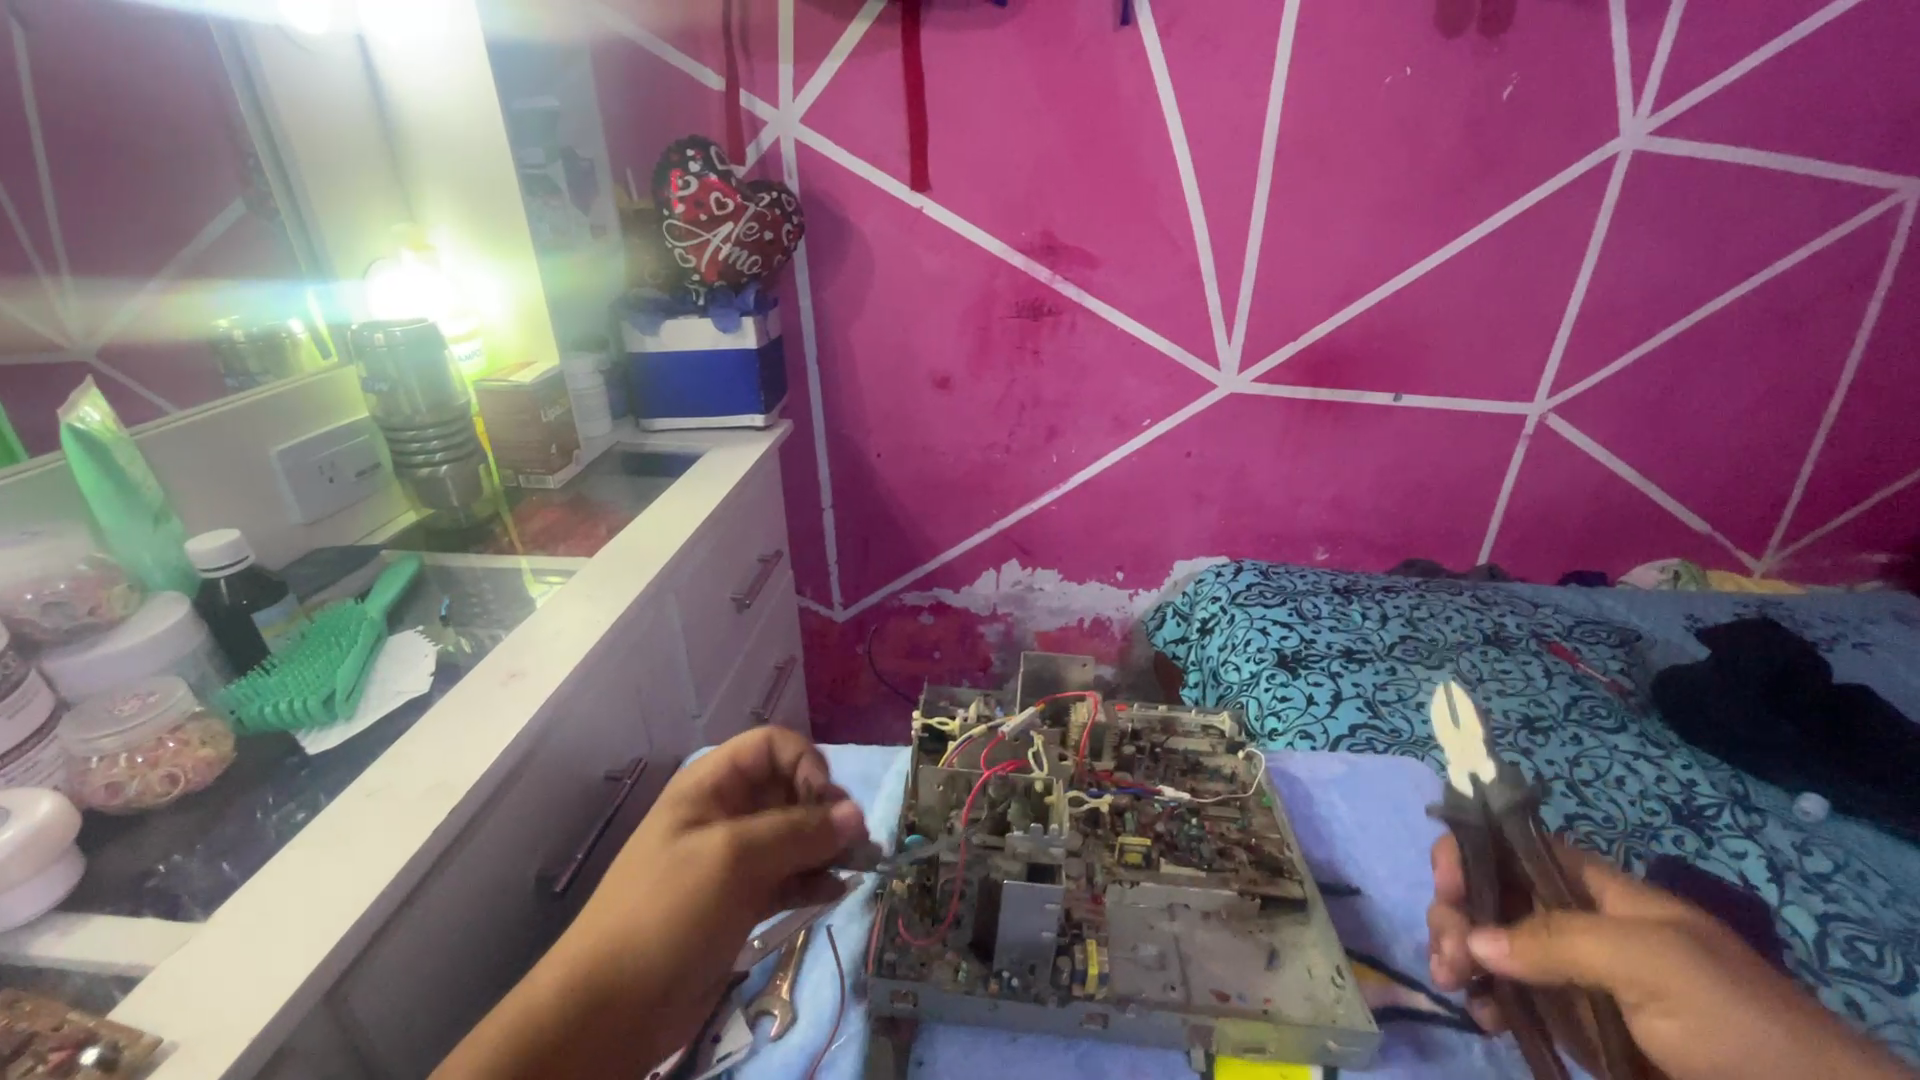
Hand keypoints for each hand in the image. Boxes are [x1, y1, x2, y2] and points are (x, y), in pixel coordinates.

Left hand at [571, 727, 866, 1044]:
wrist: (612, 1007)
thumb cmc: (669, 911)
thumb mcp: (734, 858)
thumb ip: (800, 832)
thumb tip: (857, 815)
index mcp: (712, 785)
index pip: (772, 746)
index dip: (805, 763)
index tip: (825, 801)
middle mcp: (726, 814)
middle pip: (790, 790)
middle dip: (826, 810)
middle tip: (855, 842)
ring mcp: (735, 860)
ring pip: (796, 836)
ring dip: (828, 847)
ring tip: (858, 867)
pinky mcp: (743, 902)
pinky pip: (790, 877)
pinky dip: (814, 880)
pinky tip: (835, 893)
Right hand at [1427, 835, 1912, 1079]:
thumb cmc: (1735, 1018)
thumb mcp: (1653, 962)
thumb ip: (1558, 940)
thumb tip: (1473, 939)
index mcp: (1596, 892)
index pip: (1514, 850)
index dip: (1472, 854)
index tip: (1447, 885)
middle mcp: (1576, 924)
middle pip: (1492, 897)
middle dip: (1456, 914)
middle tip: (1448, 958)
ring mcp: (1573, 976)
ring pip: (1491, 946)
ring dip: (1459, 956)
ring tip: (1455, 986)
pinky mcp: (1573, 1024)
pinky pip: (1510, 997)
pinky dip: (1484, 999)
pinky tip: (1481, 1015)